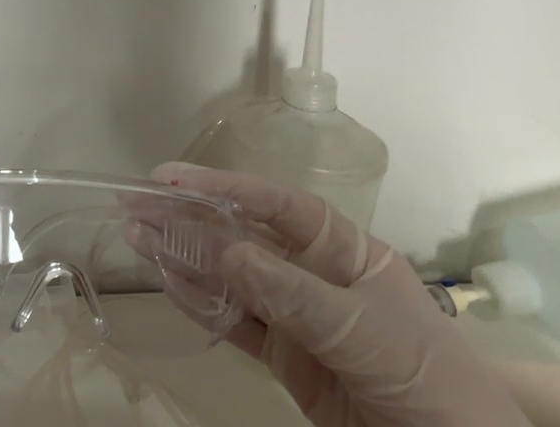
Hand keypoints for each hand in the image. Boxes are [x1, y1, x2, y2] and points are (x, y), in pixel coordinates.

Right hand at [150, 164, 530, 426]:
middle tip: (134, 202)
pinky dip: (201, 305)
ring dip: (185, 257)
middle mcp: (318, 276)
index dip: (226, 187)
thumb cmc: (425, 381)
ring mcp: (300, 318)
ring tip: (136, 236)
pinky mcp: (288, 359)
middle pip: (245, 236)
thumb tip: (225, 252)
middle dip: (191, 218)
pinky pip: (237, 323)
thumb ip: (291, 293)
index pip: (278, 206)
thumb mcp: (363, 332)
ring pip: (232, 278)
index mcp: (348, 253)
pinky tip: (168, 284)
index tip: (173, 178)